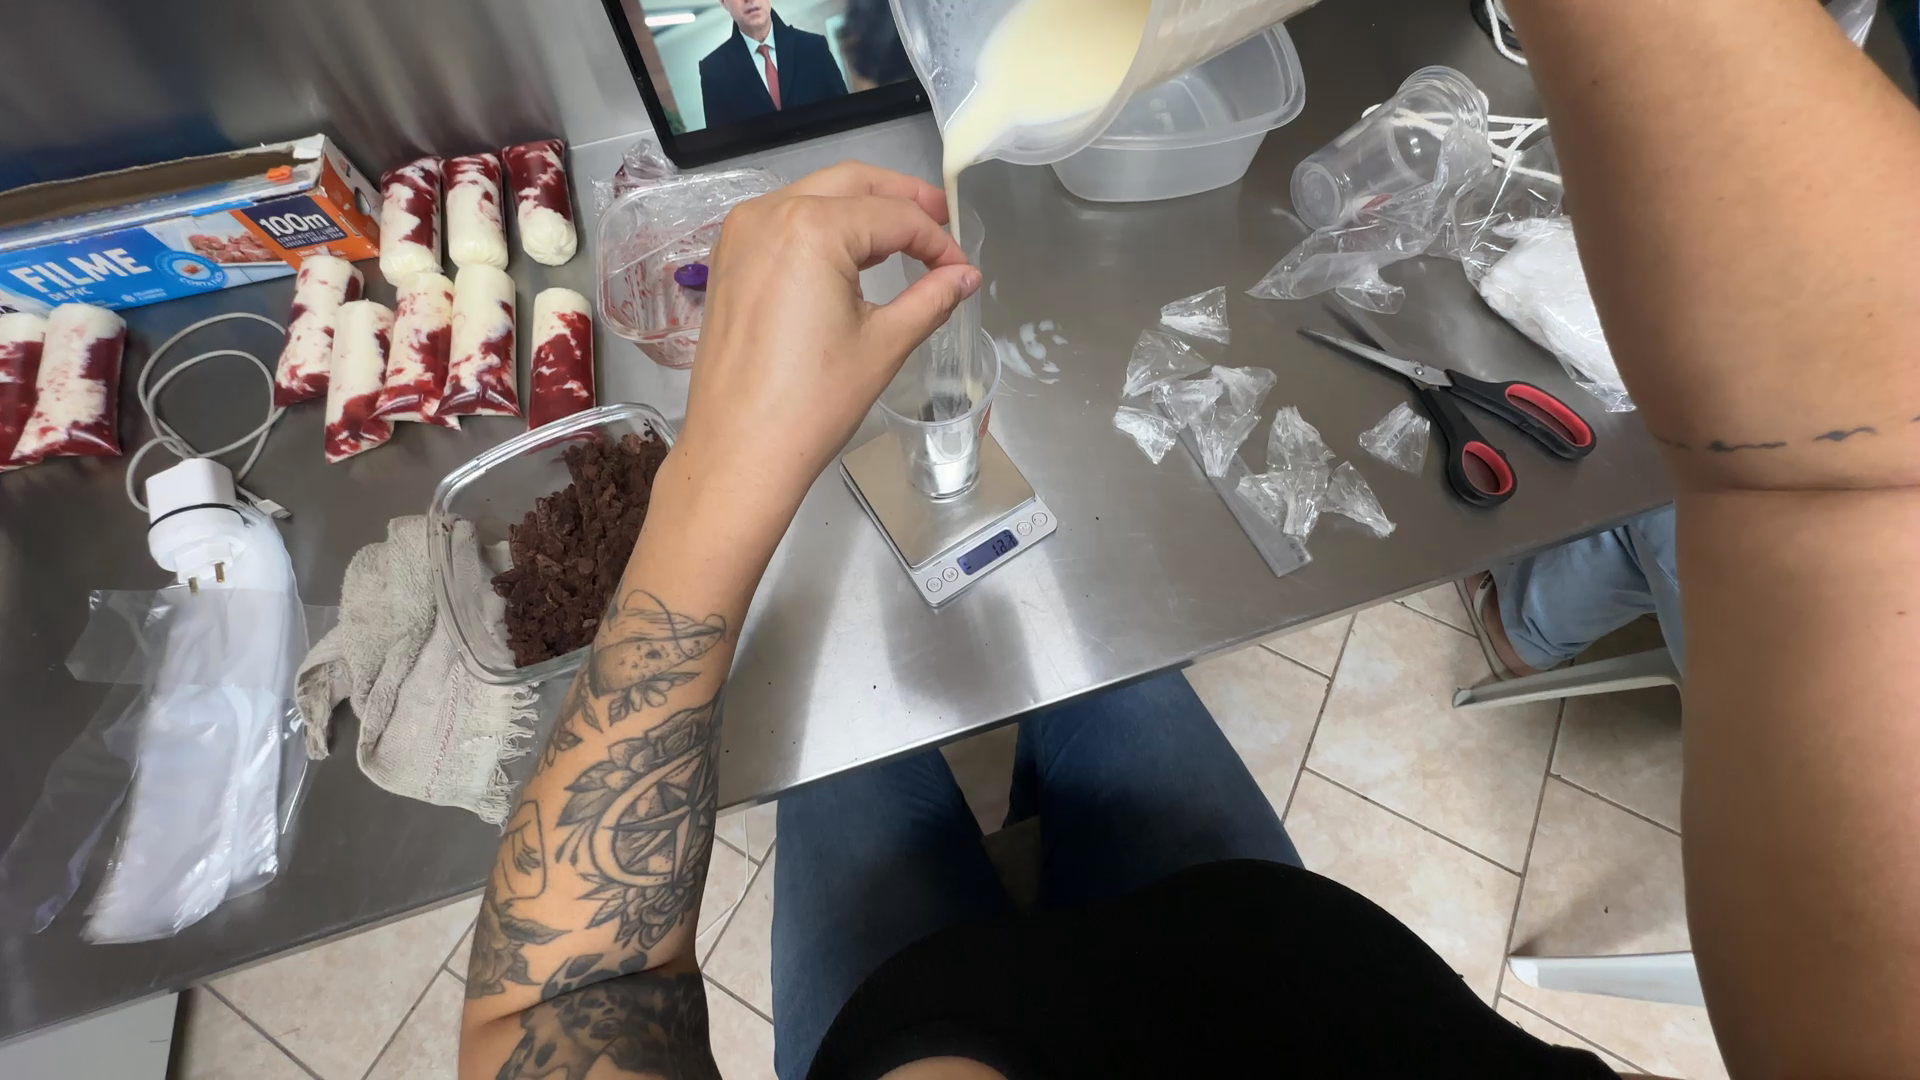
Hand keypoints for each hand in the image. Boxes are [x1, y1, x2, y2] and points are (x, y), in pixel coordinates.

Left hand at [674, 162, 981, 515]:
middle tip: (941, 221)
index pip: (893, 217)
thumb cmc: (813, 403)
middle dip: (902, 199)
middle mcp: (769, 213)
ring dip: (862, 210)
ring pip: (814, 197)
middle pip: (851, 185)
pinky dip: (823, 229)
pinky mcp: (729, 261)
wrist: (741, 451)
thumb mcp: (884, 345)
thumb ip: (931, 299)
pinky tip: (849, 256)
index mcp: (811, 228)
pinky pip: (785, 224)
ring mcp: (741, 235)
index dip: (937, 241)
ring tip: (901, 240)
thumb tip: (965, 277)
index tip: (961, 270)